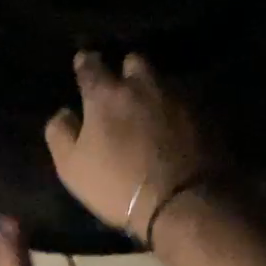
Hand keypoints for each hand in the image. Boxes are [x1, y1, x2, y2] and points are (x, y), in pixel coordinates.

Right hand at [44, 51, 209, 236]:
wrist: (183, 203)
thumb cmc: (117, 184)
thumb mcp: (72, 167)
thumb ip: (61, 132)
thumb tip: (64, 112)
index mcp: (106, 94)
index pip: (91, 64)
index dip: (86, 62)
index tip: (84, 63)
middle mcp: (143, 86)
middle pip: (134, 61)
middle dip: (126, 70)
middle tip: (122, 86)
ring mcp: (178, 98)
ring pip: (162, 81)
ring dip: (153, 90)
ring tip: (150, 107)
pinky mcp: (204, 115)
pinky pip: (186, 102)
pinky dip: (176, 110)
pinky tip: (174, 127)